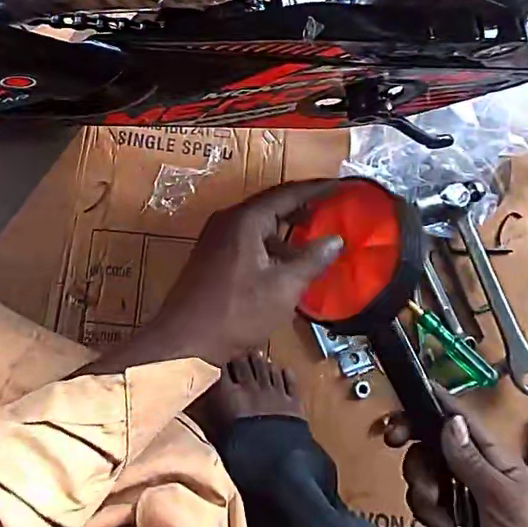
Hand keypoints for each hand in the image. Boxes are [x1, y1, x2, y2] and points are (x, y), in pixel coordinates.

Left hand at [84, 180, 342, 373]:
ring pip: (259, 224)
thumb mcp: (283, 288)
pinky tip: (290, 260)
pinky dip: (272, 244)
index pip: (287, 193)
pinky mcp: (213, 256)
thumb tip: (335, 239)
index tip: (342, 186)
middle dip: (304, 206)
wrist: (185, 340)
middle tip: (335, 207)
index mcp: (244, 220)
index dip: (317, 189)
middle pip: (271, 205)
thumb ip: (312, 260)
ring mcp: (216, 238)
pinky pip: (249, 239)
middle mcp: (227, 221)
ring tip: (318, 234)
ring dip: (288, 228)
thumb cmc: (236, 313)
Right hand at [391, 395, 527, 526]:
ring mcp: (463, 505)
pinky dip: (427, 514)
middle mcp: (478, 479)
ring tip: (441, 514)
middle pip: (433, 445)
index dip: (435, 405)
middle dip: (418, 451)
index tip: (406, 395)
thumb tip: (451, 421)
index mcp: (499, 466)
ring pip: (424, 475)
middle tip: (396, 443)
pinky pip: (424, 505)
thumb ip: (474, 462)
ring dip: (423, 489)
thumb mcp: (506, 504)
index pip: (462, 423)